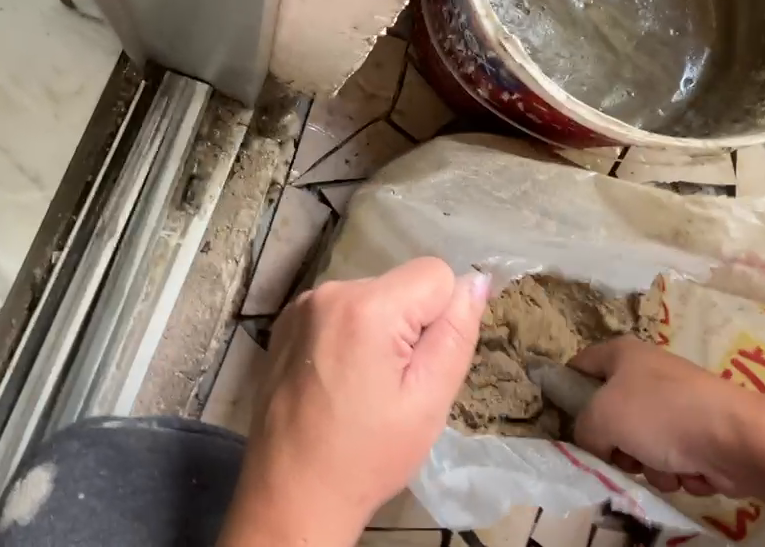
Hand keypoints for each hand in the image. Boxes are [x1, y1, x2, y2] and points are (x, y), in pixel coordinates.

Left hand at [218, 257, 488, 546]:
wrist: (293, 489)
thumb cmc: (369, 454)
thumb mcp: (428, 400)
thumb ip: (456, 333)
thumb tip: (477, 280)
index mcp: (367, 306)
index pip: (435, 274)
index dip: (442, 317)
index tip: (421, 364)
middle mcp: (331, 290)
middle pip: (399, 285)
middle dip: (408, 324)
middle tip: (394, 383)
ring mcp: (303, 303)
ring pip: (371, 296)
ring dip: (379, 328)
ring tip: (364, 384)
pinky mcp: (287, 319)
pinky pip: (339, 308)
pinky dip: (349, 332)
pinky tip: (338, 376)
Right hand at [569, 337, 763, 498]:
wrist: (738, 439)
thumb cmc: (661, 415)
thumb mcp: (602, 419)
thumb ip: (582, 430)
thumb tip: (595, 443)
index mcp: (621, 353)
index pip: (579, 367)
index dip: (568, 391)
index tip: (569, 421)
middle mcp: (647, 373)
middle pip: (612, 414)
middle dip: (618, 444)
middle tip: (624, 454)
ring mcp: (677, 403)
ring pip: (643, 443)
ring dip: (650, 465)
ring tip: (666, 467)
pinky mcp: (702, 433)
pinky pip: (674, 458)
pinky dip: (679, 471)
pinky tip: (691, 472)